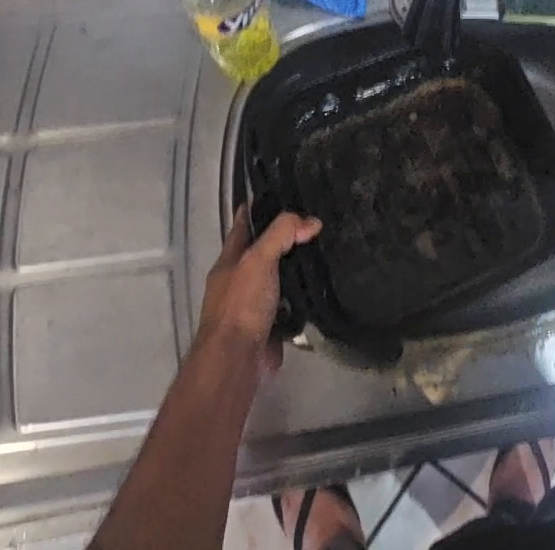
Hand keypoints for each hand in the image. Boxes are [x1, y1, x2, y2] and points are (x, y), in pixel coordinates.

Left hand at [199, 207, 321, 368]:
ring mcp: (253, 305)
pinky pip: (290, 303)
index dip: (255, 210)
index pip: (242, 227)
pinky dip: (304, 295)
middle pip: (262, 252)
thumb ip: (282, 234)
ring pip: (278, 277)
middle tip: (314, 222)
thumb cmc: (241, 306)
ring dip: (296, 267)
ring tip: (325, 249)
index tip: (276, 195)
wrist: (237, 360)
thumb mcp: (259, 259)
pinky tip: (324, 286)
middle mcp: (239, 281)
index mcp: (229, 262)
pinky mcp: (271, 325)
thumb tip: (312, 222)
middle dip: (283, 238)